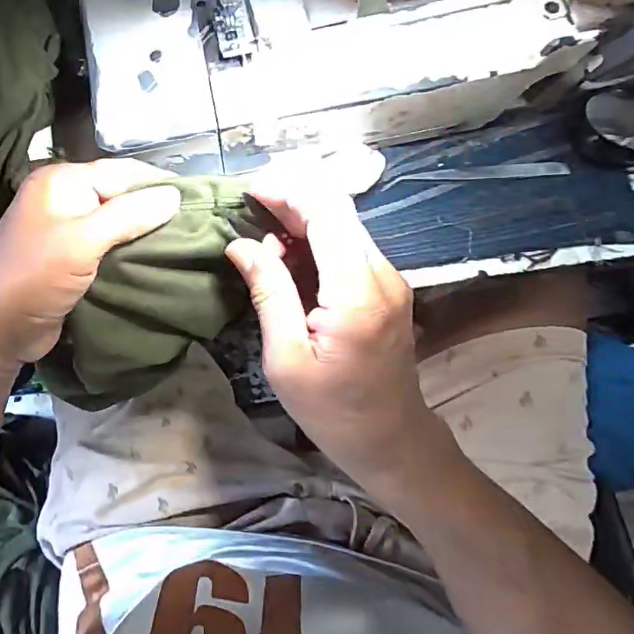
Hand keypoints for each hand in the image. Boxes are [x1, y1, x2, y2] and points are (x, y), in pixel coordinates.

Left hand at [0, 159, 181, 368]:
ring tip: (188, 245)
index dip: (159, 185)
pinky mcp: (67, 260)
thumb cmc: (35, 274)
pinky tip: (158, 263)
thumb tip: (174, 195)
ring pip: (115, 225)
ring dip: (144, 235)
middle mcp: (62, 200)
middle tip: (200, 227)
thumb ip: (128, 214)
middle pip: (119, 196)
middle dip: (154, 210)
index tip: (202, 200)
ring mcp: (63, 231)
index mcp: (61, 181)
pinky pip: (106, 250)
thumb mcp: (83, 240)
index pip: (121, 172)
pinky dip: (128, 254)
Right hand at [224, 157, 455, 486]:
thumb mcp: (285, 357)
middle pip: (338, 212)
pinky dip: (313, 242)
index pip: (327, 215)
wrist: (391, 440)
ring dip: (300, 222)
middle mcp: (381, 275)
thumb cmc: (332, 409)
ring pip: (343, 226)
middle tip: (246, 211)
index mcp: (356, 291)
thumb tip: (241, 244)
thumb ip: (268, 293)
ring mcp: (388, 280)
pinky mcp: (384, 289)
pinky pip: (346, 248)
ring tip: (259, 238)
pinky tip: (285, 259)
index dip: (287, 193)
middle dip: (291, 202)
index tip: (248, 193)